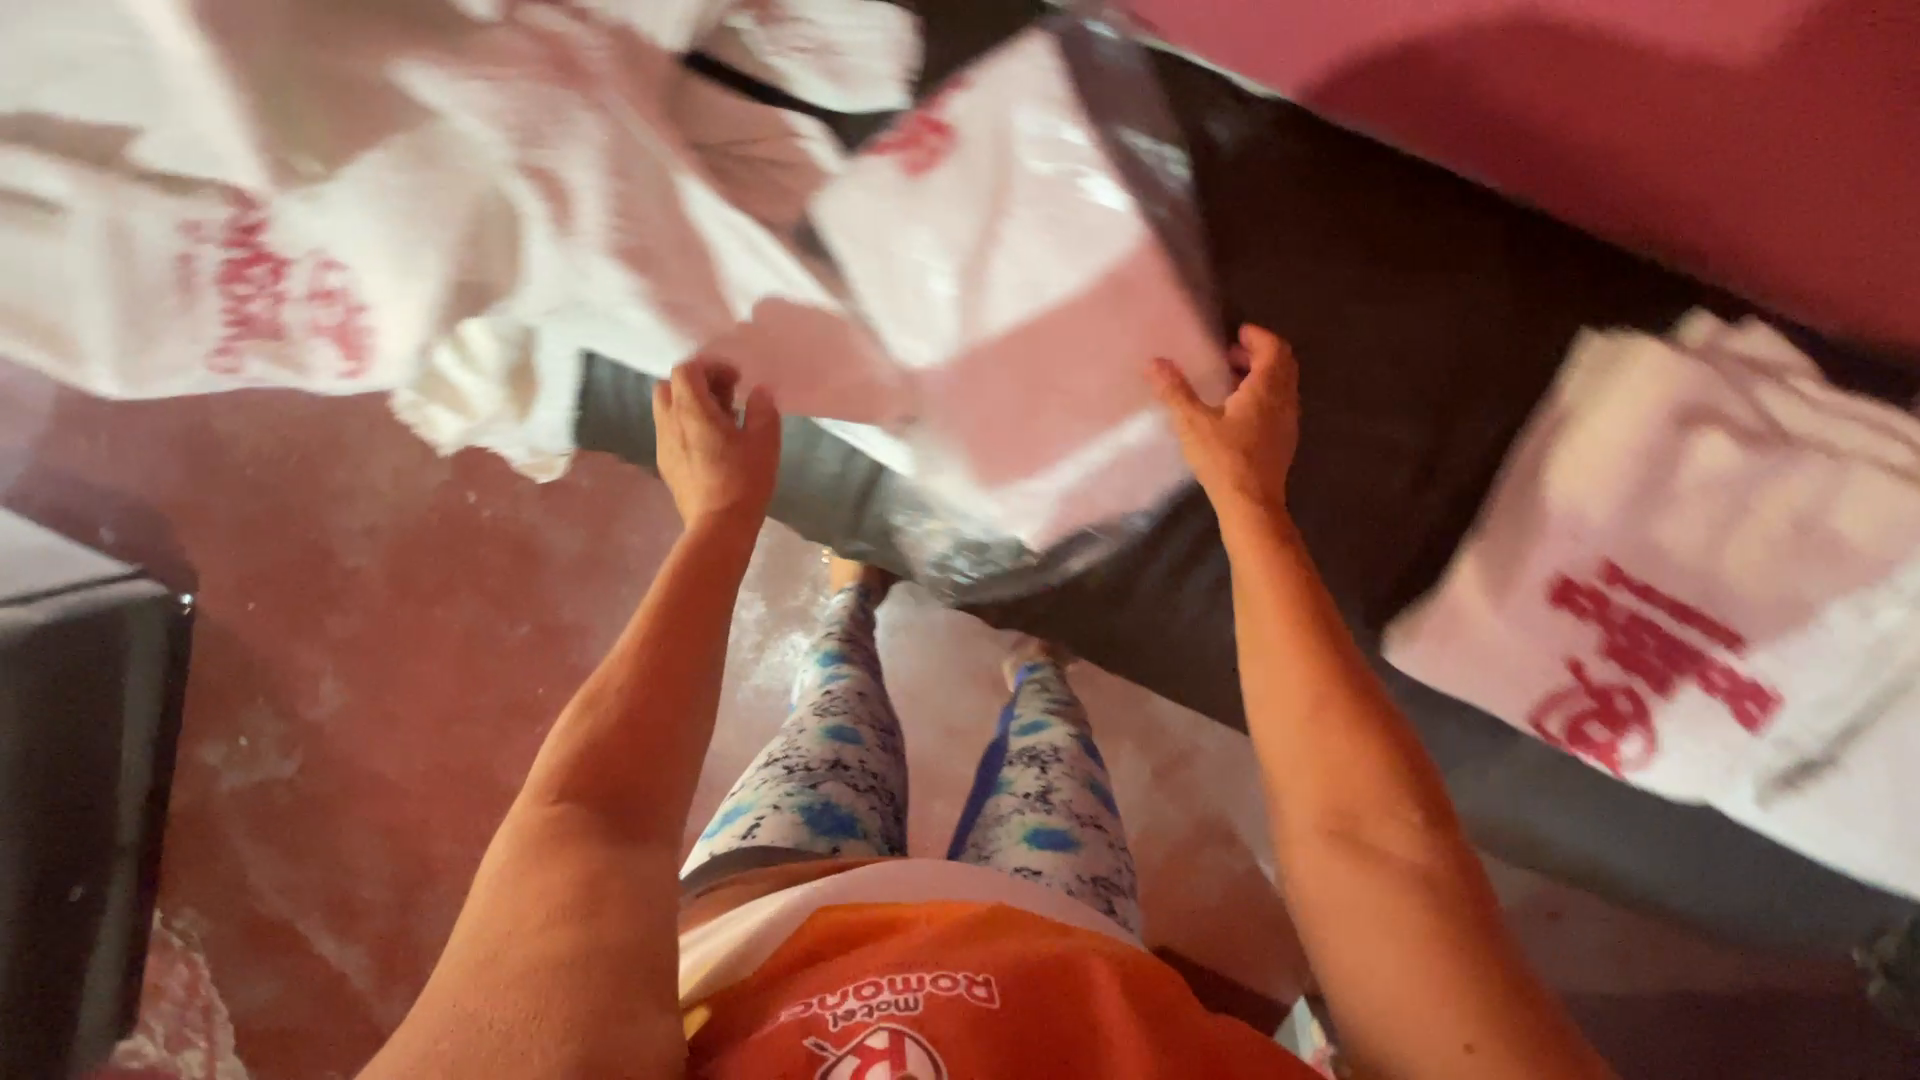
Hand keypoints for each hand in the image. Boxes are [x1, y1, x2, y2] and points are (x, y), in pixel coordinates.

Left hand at [652, 358, 780, 533]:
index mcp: (691, 410)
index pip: (686, 370)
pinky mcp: (666, 465)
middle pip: (670, 386)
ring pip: (668, 410)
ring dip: (691, 407)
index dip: (711, 367)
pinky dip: (688, 428)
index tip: (736, 380)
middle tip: (726, 399)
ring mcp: (664, 445)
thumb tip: (758, 393)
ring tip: (721, 424)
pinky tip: (713, 447)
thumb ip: (762, 409)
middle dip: (696, 385)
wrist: (719, 525)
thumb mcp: (764, 441)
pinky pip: (671, 433)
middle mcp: (669, 422)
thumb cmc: (743, 480)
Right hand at [1149, 323, 1298, 526]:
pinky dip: (1264, 395)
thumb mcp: (1192, 423)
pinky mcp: (1284, 440)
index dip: (1257, 336)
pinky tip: (1238, 412)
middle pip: (1282, 363)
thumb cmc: (1224, 459)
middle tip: (1230, 355)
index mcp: (1265, 388)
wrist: (1251, 504)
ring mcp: (1288, 421)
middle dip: (1259, 353)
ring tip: (1231, 381)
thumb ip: (1175, 391)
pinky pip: (1280, 404)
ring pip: (1283, 385)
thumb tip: (1154, 362)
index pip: (1273, 348)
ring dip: (1262, 375)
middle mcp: (1284, 400)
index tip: (1235, 334)